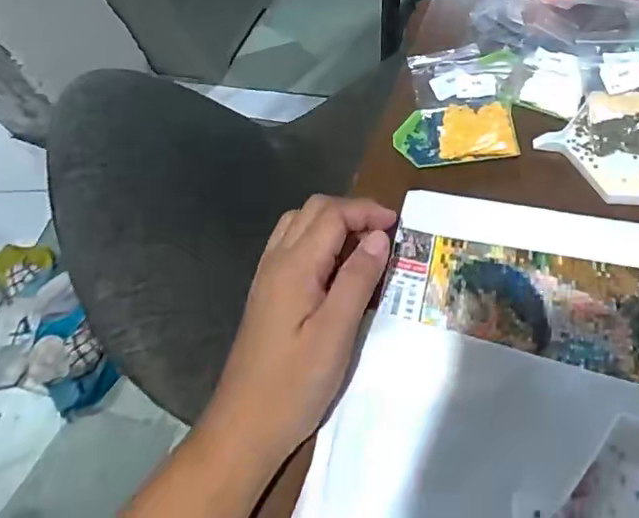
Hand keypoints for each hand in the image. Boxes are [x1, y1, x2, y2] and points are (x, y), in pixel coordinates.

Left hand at [200, 195, 396, 462]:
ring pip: (301, 223)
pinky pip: (293, 244)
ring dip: (334, 223)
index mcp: (293, 266)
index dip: (366, 211)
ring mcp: (267, 275)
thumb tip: (379, 236)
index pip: (332, 214)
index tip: (397, 225)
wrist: (241, 429)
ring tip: (363, 247)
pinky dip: (319, 240)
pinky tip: (336, 268)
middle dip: (352, 211)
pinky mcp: (266, 292)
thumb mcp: (335, 334)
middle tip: (384, 234)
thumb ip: (357, 280)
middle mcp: (276, 260)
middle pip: (314, 210)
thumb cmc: (292, 385)